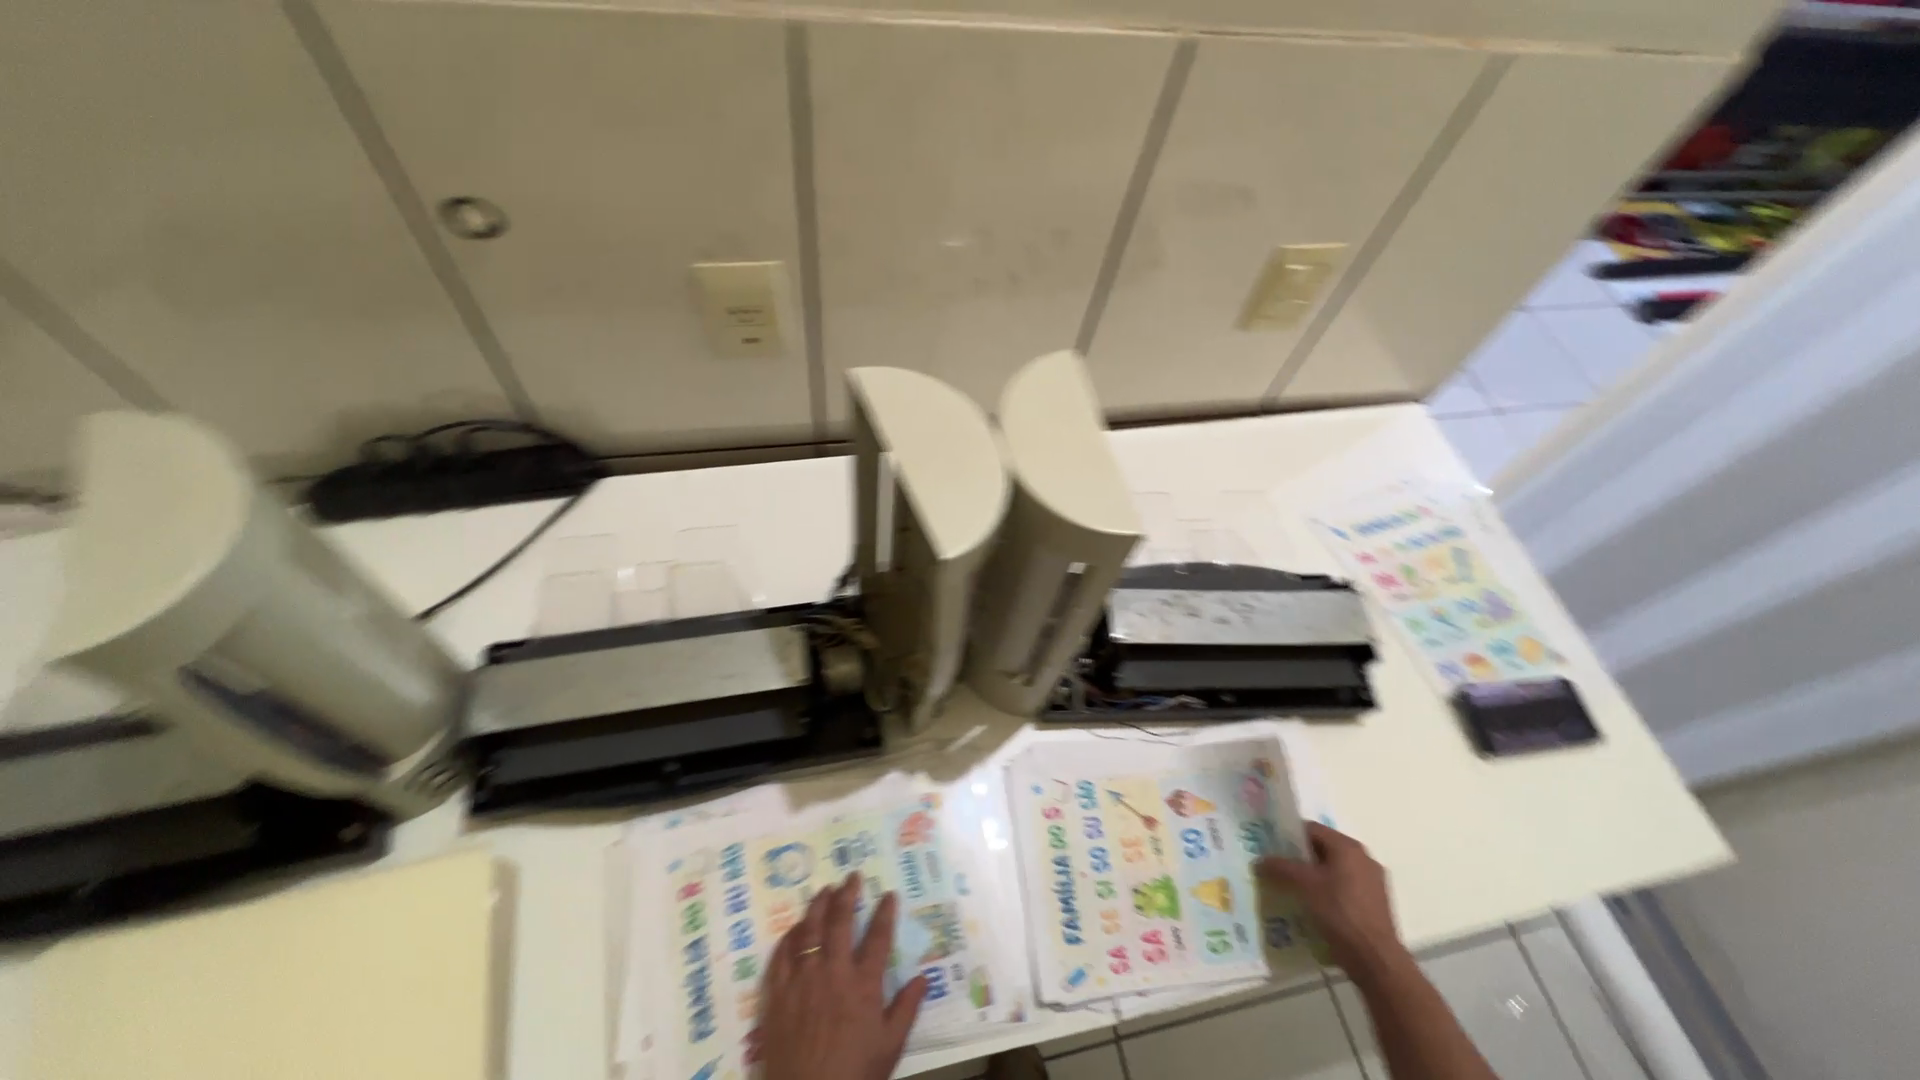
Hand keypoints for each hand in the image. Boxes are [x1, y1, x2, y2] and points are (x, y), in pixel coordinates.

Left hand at [759, 872, 928, 1079]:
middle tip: (853, 876)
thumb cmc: (855, 1072)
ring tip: (825, 889)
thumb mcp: (890, 1045)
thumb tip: (923, 977)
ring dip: (818, 906)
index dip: (885, 912)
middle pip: (841, 922)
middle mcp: (833, 972)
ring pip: (809, 931)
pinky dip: (789, 936)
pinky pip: (782, 955)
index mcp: (864, 984)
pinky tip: (795, 927)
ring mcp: (802, 980)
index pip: (878, 937)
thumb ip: (907, 1008)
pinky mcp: (778, 992)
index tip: (889, 894)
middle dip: (848, 894)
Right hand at [1256, 822, 1409, 979]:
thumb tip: (1260, 860)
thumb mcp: (1304, 886)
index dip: (1289, 836)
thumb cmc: (1339, 913)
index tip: (1271, 848)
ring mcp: (1373, 880)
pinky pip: (1346, 887)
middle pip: (1324, 849)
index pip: (1312, 829)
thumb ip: (1281, 868)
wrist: (1375, 958)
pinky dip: (1329, 890)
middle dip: (1300, 858)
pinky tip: (1315, 906)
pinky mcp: (1376, 902)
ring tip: (1293, 889)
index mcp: (1348, 847)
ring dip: (1314, 876)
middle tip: (1278, 869)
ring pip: (1335, 869)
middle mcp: (1364, 857)